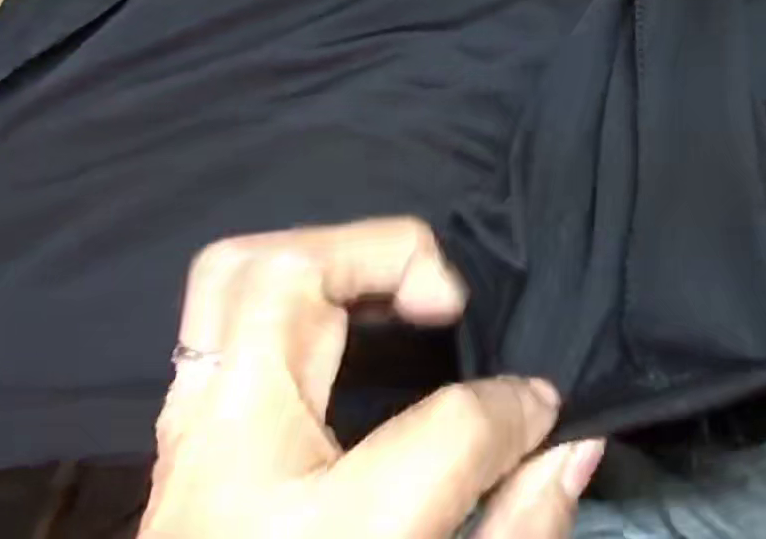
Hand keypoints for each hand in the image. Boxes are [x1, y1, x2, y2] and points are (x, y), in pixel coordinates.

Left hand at [140, 218, 603, 538]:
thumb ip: (524, 529)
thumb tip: (575, 438)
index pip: (443, 427)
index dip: (514, 408)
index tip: (542, 409)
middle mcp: (226, 468)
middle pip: (284, 278)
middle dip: (387, 254)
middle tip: (447, 301)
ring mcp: (190, 447)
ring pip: (235, 273)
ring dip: (338, 255)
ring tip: (405, 297)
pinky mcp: (191, 442)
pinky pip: (230, 318)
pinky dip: (307, 291)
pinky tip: (360, 328)